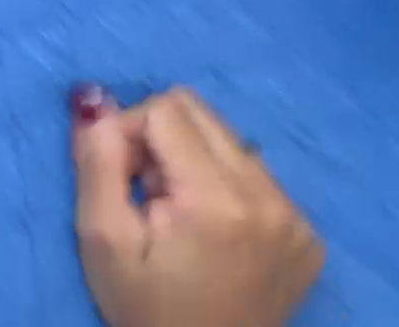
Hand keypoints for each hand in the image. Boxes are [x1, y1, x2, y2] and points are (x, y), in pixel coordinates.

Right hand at [72, 85, 323, 326]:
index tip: (116, 175)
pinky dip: (214, 178)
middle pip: (198, 111)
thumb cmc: (142, 302)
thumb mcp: (100, 232)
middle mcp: (272, 201)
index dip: (125, 130)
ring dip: (184, 155)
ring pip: (224, 136)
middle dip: (155, 136)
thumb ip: (96, 157)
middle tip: (141, 188)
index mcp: (218, 201)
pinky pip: (249, 169)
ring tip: (171, 208)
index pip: (163, 109)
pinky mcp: (306, 233)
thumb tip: (92, 94)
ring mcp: (297, 219)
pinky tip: (203, 222)